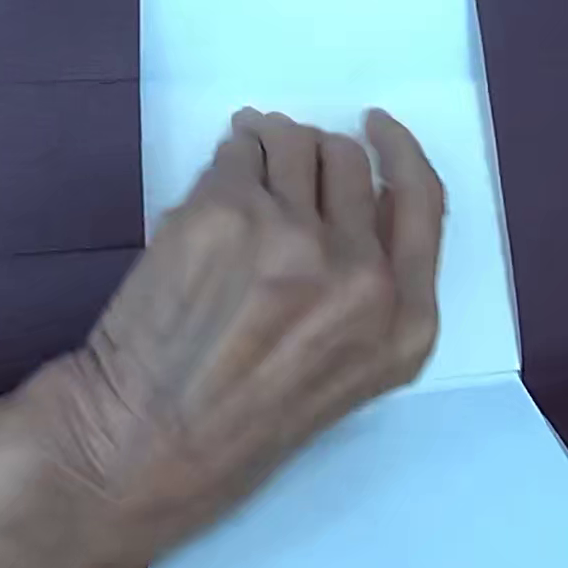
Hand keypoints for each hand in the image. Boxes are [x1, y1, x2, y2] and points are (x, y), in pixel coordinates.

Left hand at [14, 107, 443, 567]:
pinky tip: (218, 176)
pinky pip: (239, 146)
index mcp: (403, 320)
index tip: (373, 124)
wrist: (146, 442)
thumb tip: (355, 182)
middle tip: (281, 165)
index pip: (421, 198)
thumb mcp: (347, 362)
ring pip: (292, 139)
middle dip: (313, 151)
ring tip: (246, 162)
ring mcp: (295, 237)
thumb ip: (370, 278)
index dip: (398, 150)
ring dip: (268, 141)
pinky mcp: (230, 211)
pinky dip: (231, 150)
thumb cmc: (244, 414)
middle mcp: (361, 273)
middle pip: (348, 159)